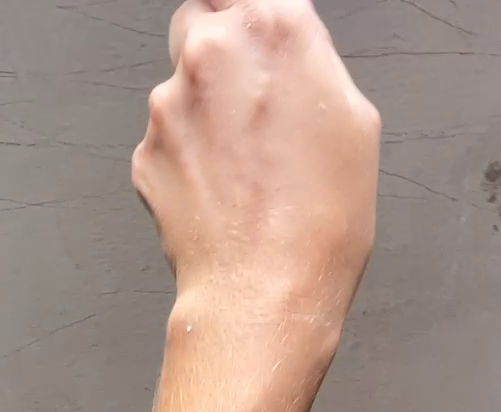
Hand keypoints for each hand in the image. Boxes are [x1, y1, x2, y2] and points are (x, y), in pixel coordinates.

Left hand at [134, 0, 380, 365]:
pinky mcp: (144, 155)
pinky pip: (164, 143)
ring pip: (179, 87)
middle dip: (222, 58)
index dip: (255, 27)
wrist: (264, 296)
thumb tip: (293, 59)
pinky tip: (218, 196)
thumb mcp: (355, 126)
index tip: (260, 52)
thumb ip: (313, 68)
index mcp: (275, 30)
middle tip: (252, 112)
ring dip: (203, 115)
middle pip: (203, 24)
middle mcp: (213, 54)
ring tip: (241, 173)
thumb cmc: (319, 227)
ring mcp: (169, 106)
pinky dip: (185, 161)